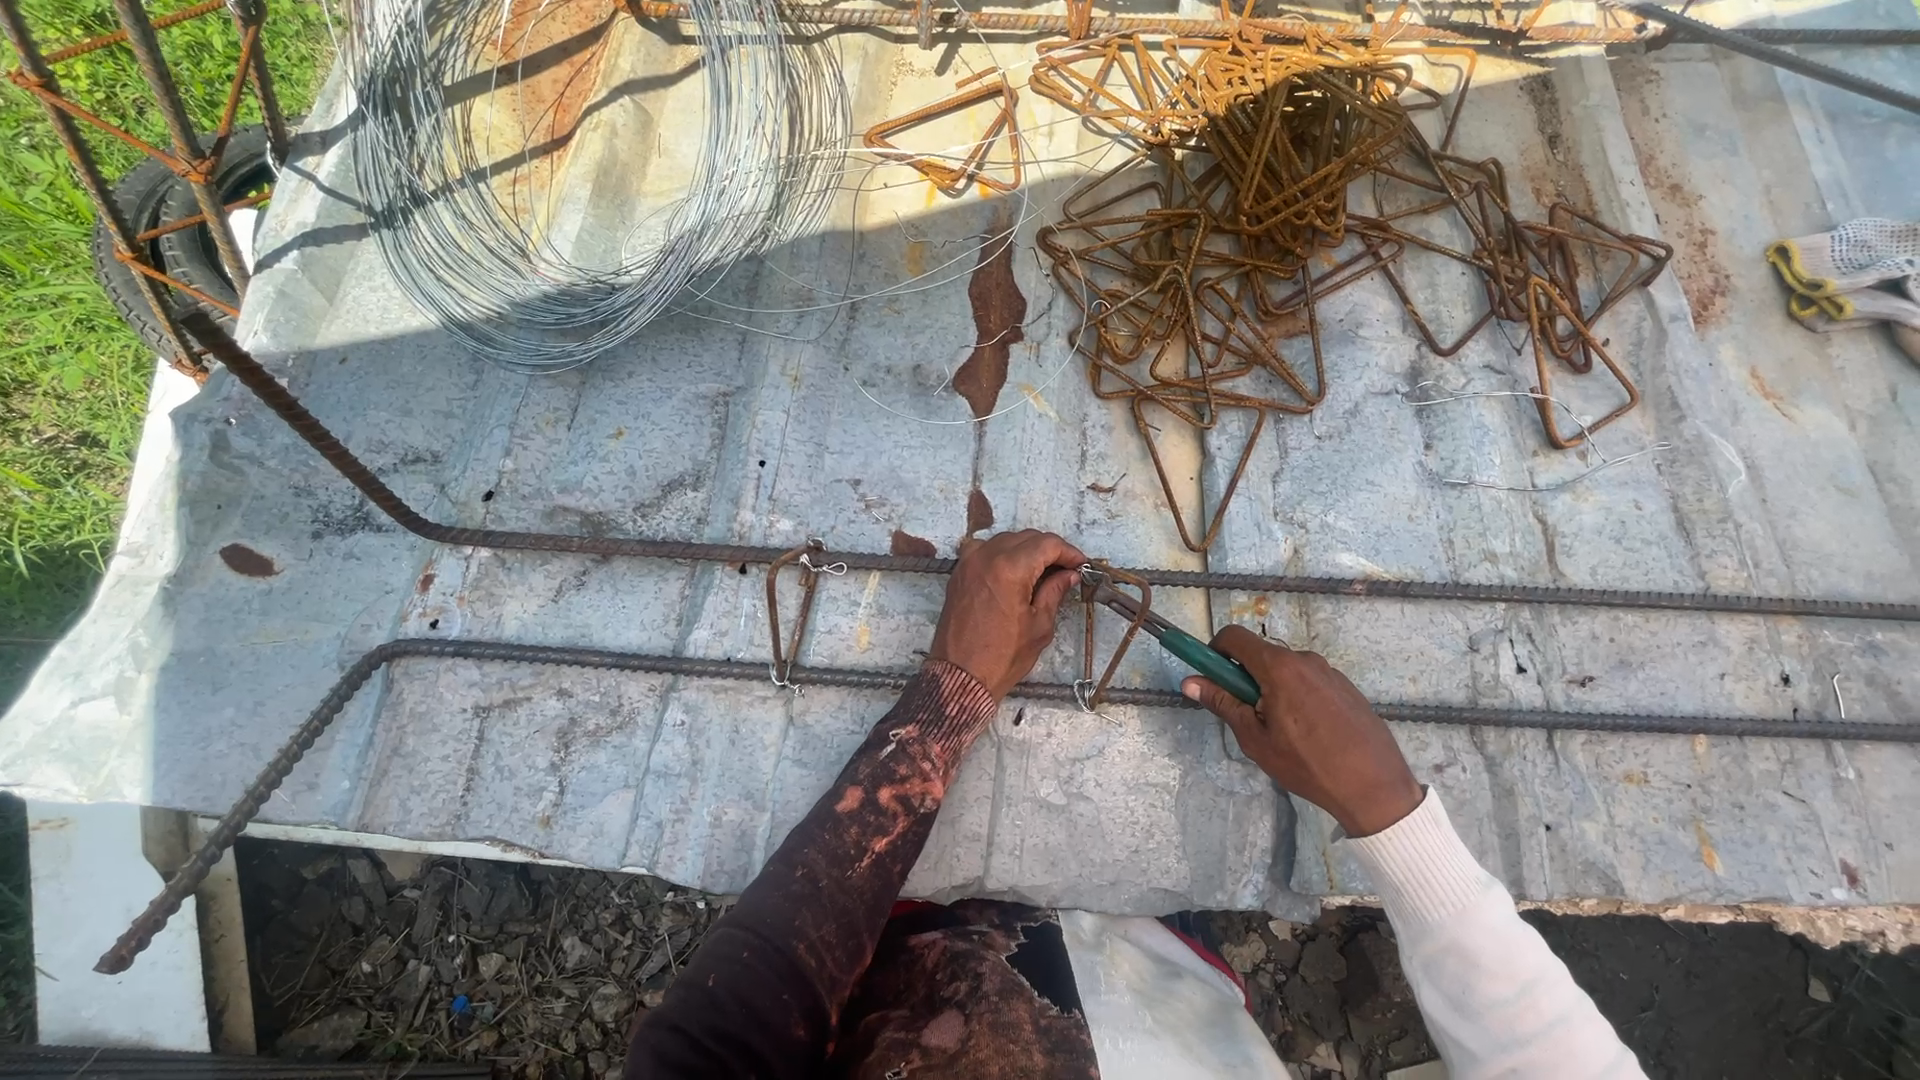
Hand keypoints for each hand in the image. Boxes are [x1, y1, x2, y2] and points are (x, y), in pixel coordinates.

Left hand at [928, 530, 1086, 699]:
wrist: (960, 676)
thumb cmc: (1002, 657)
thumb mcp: (1039, 625)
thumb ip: (1055, 592)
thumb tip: (1068, 574)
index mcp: (1009, 569)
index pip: (1047, 544)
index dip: (1068, 552)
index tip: (1080, 564)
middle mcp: (986, 557)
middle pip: (1026, 538)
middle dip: (1049, 550)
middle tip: (1065, 570)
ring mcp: (969, 563)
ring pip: (1005, 541)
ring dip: (1026, 549)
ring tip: (1042, 572)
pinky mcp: (959, 573)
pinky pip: (984, 550)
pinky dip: (1002, 554)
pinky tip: (1013, 572)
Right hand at [1182, 625, 1421, 837]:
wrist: (1375, 787)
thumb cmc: (1307, 764)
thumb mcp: (1254, 737)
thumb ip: (1222, 703)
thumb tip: (1190, 682)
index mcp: (1278, 667)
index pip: (1234, 636)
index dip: (1214, 651)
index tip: (1212, 679)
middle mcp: (1304, 660)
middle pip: (1260, 654)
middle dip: (1245, 677)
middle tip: (1247, 716)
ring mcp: (1329, 672)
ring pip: (1285, 670)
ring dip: (1272, 689)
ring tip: (1282, 731)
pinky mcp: (1346, 687)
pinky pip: (1309, 681)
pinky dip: (1297, 696)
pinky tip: (1309, 733)